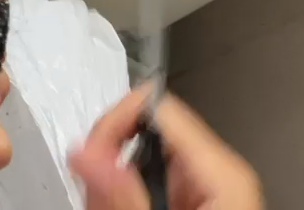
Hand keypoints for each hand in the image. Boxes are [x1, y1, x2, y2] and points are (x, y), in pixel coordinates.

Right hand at [70, 84, 261, 209]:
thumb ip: (123, 197)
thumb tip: (81, 150)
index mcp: (222, 171)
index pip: (155, 105)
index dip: (115, 122)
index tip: (89, 158)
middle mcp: (217, 170)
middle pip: (143, 133)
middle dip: (109, 165)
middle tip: (94, 200)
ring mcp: (207, 188)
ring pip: (140, 160)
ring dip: (113, 188)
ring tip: (102, 207)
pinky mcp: (196, 203)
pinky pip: (149, 182)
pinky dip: (126, 198)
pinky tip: (117, 209)